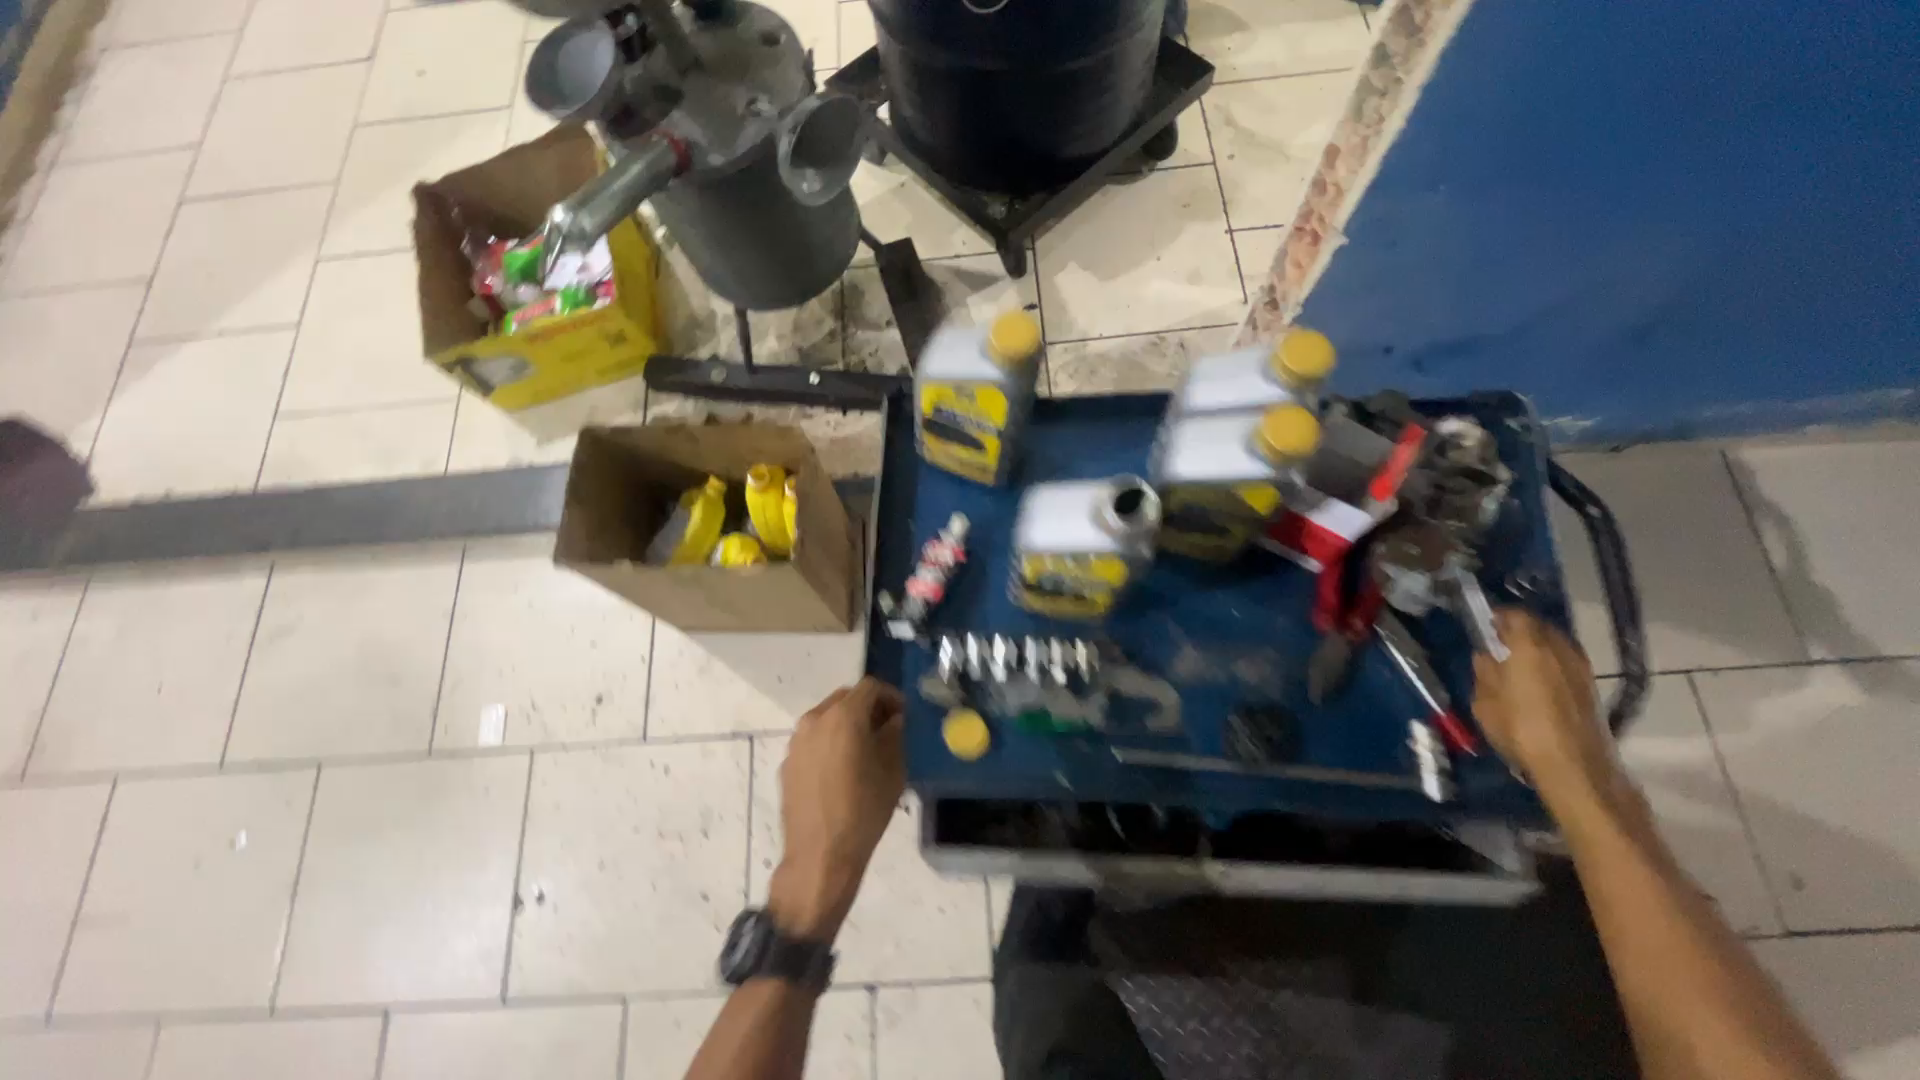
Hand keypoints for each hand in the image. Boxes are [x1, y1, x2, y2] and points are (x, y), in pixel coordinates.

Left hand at [768, 677, 905, 941]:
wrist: (820, 855)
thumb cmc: (864, 811)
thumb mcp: (893, 771)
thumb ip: (895, 736)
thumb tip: (894, 721)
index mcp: (843, 717)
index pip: (870, 687)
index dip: (891, 696)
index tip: (904, 715)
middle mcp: (814, 720)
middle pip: (845, 698)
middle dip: (868, 708)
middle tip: (888, 729)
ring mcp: (796, 742)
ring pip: (827, 718)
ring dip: (847, 724)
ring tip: (865, 750)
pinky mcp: (787, 763)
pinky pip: (813, 741)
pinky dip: (830, 743)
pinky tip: (842, 771)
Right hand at [1473, 609, 1621, 799]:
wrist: (1575, 765)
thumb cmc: (1521, 729)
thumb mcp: (1485, 703)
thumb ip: (1485, 673)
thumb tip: (1486, 657)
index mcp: (1529, 646)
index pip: (1515, 614)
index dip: (1498, 616)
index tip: (1484, 625)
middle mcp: (1559, 648)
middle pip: (1538, 626)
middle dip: (1518, 630)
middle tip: (1499, 645)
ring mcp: (1580, 666)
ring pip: (1555, 643)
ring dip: (1537, 647)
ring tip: (1518, 665)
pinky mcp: (1590, 685)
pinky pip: (1565, 661)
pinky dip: (1551, 663)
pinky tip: (1538, 683)